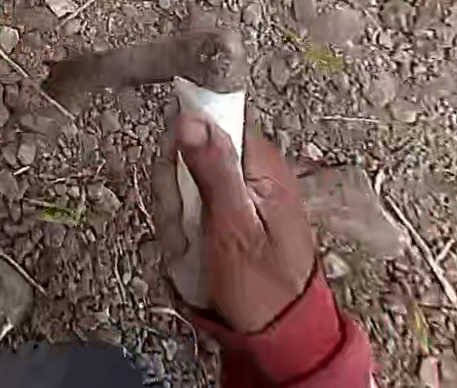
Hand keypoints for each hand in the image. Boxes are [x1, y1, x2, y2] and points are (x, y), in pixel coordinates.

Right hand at [152, 113, 318, 332]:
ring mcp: (238, 189)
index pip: (214, 117)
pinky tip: (189, 249)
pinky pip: (191, 201)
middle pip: (193, 147)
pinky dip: (183, 225)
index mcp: (260, 162)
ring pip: (186, 177)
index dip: (186, 139)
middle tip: (181, 220)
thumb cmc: (264, 288)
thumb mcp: (234, 227)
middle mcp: (250, 168)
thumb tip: (191, 118)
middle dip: (175, 185)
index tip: (176, 173)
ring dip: (176, 211)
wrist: (281, 339)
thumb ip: (213, 169)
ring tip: (187, 243)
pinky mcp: (227, 210)